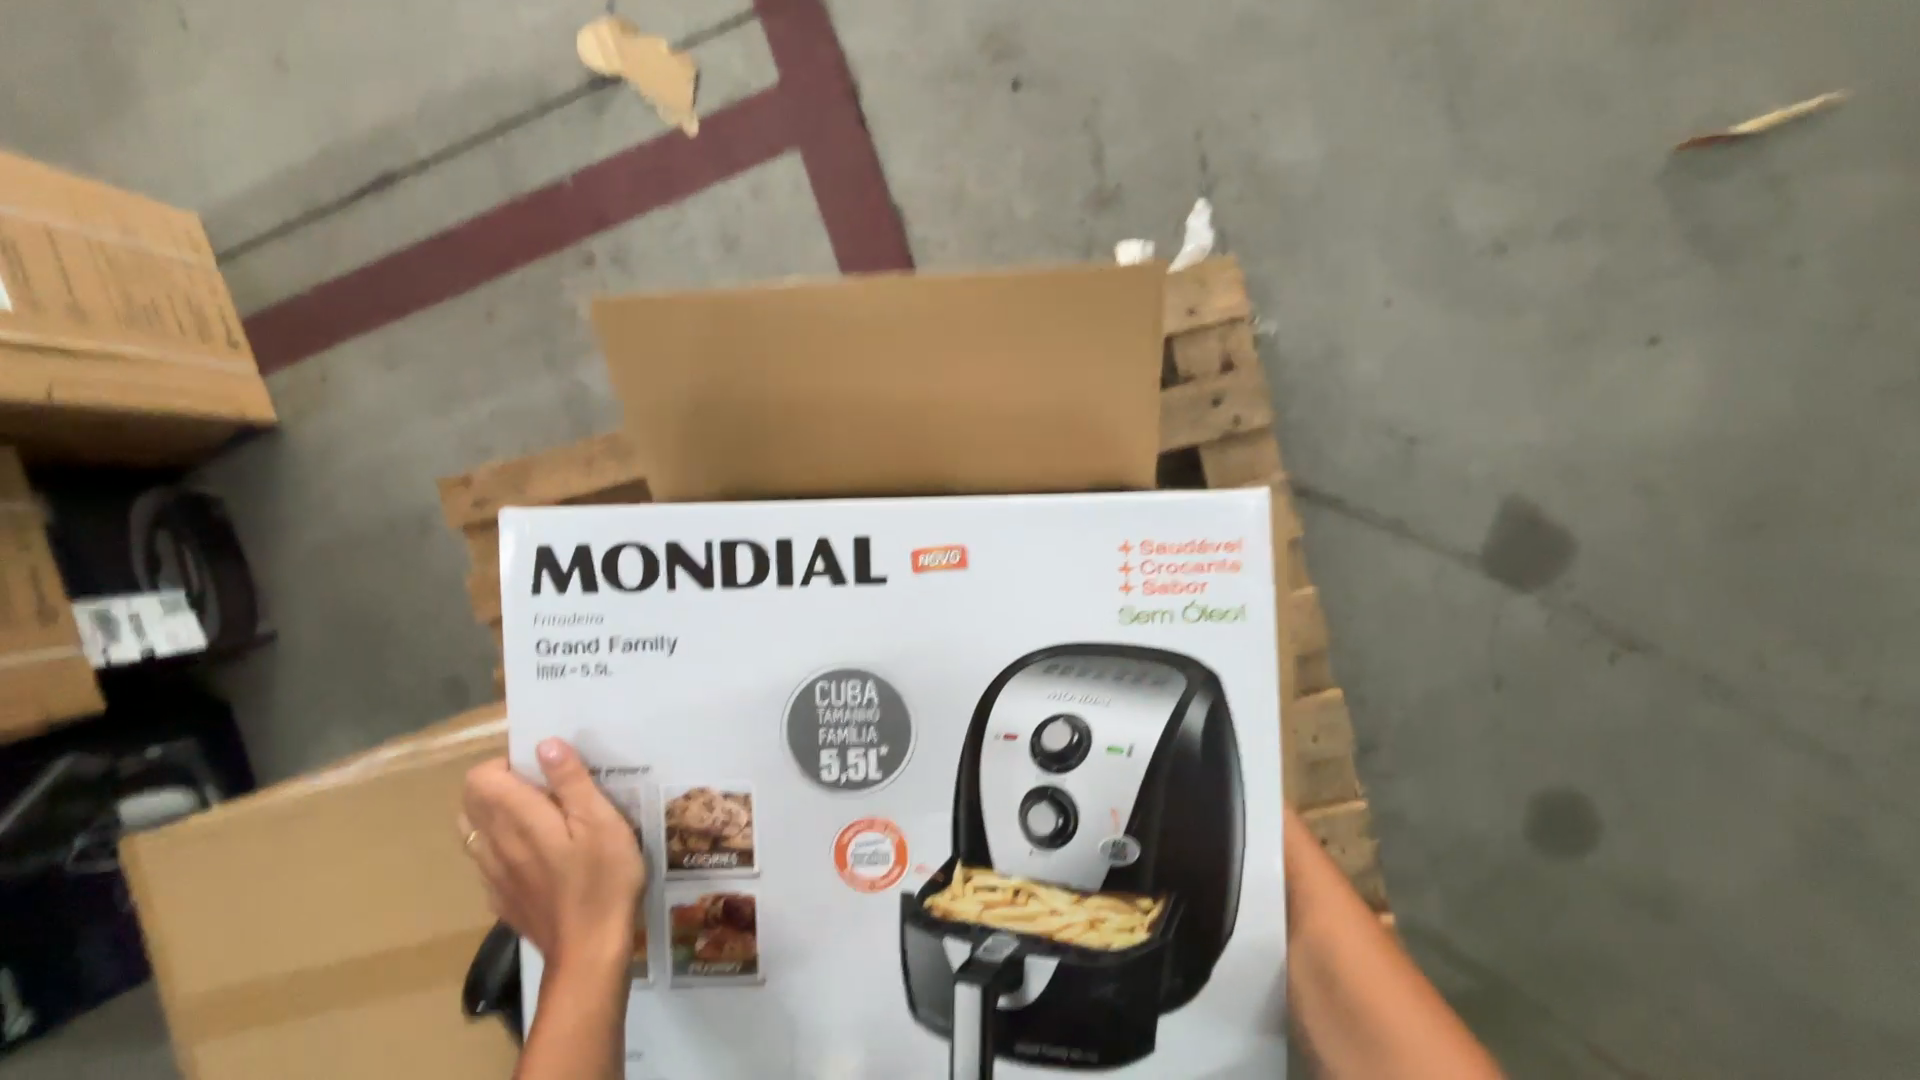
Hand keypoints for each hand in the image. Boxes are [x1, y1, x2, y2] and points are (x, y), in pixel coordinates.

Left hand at [461, 739, 645, 973]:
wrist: (588, 951)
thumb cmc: (603, 879)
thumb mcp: (601, 821)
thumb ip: (571, 781)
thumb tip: (545, 744)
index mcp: (518, 819)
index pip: (480, 777)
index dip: (506, 764)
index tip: (542, 770)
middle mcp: (494, 844)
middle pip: (470, 802)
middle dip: (499, 786)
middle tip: (544, 791)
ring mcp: (493, 876)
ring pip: (474, 833)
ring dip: (497, 818)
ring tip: (541, 821)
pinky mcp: (501, 899)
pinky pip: (487, 863)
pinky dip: (503, 849)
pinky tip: (539, 858)